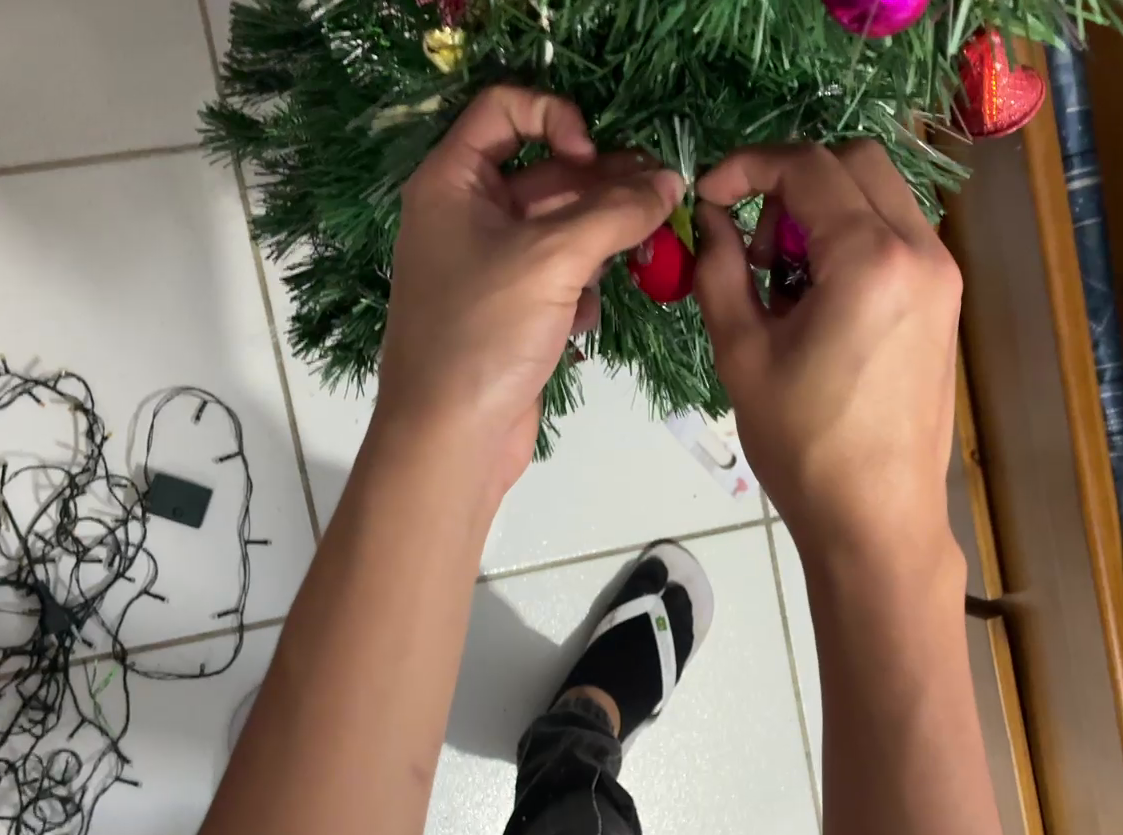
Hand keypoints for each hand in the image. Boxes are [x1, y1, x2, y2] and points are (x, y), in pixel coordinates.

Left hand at [376, 86, 685, 495]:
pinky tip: (585, 316)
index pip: (506, 111)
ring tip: (643, 254)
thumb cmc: (485, 333)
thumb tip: (671, 183)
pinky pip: (557, 280)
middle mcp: (468, 217)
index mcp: (453, 182)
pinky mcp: (511, 314)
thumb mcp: (552, 260)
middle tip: (662, 200)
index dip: (557, 120)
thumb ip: (615, 213)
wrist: (451, 436)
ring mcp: (490, 269)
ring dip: (600, 242)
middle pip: (546, 175)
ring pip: (560, 232)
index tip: (596, 160)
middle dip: (603, 187)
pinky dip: (579, 290)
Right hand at [693, 142, 963, 572]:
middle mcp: (922, 252)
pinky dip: (854, 244)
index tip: (711, 198)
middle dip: (793, 185)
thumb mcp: (743, 355)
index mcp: (871, 259)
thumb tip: (713, 221)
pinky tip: (822, 306)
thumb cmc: (802, 446)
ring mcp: (943, 279)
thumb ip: (722, 271)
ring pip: (881, 199)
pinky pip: (897, 241)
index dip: (749, 168)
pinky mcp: (945, 308)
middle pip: (855, 163)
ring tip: (786, 287)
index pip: (808, 167)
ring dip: (825, 215)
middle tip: (758, 251)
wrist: (875, 519)